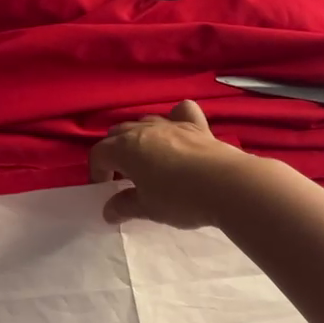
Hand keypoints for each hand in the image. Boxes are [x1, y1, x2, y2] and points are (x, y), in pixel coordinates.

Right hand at [90, 100, 258, 228]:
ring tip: (148, 160)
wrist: (226, 185)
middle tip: (124, 177)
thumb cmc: (179, 199)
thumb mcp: (147, 208)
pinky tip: (178, 130)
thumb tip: (108, 210)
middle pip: (118, 133)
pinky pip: (180, 112)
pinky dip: (175, 117)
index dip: (97, 172)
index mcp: (124, 148)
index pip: (98, 153)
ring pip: (145, 122)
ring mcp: (171, 124)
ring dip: (140, 138)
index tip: (106, 190)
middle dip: (115, 152)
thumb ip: (124, 206)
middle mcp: (143, 130)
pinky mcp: (196, 125)